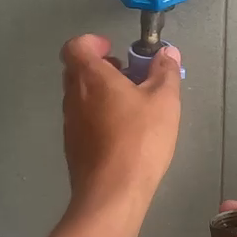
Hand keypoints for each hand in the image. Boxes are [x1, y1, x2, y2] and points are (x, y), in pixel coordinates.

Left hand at [58, 34, 180, 213]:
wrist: (112, 193)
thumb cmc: (139, 140)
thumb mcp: (164, 101)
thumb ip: (165, 72)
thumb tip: (167, 53)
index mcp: (90, 77)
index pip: (75, 46)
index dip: (93, 42)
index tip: (114, 50)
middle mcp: (73, 96)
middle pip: (76, 70)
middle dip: (100, 67)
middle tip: (127, 77)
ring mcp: (69, 123)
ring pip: (79, 96)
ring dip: (100, 93)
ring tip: (131, 106)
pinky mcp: (72, 146)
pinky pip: (82, 120)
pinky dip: (98, 116)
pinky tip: (123, 134)